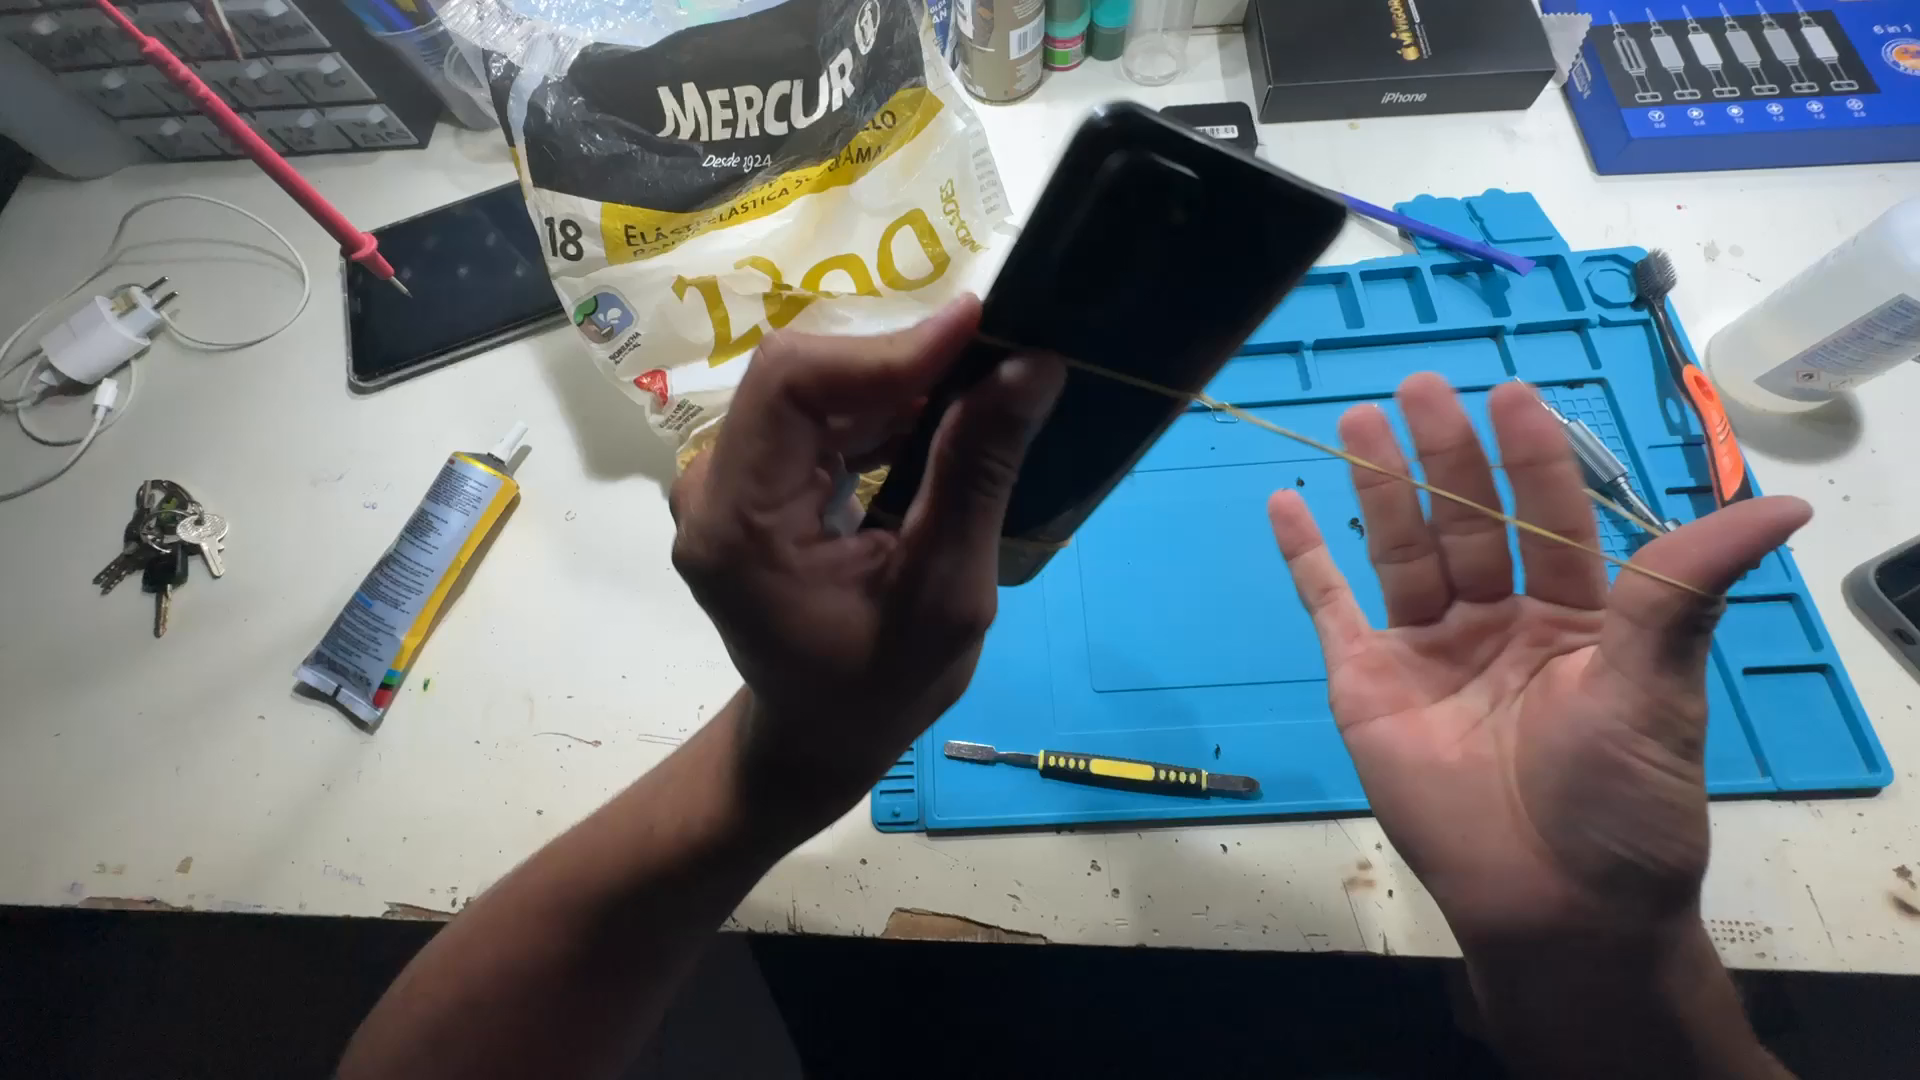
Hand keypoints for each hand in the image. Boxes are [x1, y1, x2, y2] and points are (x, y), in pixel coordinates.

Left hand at [670, 296, 1063, 820]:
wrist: (819, 733)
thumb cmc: (881, 689)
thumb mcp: (945, 593)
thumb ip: (975, 476)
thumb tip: (1029, 365)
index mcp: (738, 523)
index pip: (794, 384)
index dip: (889, 349)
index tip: (982, 331)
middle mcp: (712, 487)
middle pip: (802, 378)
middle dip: (903, 365)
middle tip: (996, 363)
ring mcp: (724, 482)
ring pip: (812, 389)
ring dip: (898, 385)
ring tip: (979, 390)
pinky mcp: (749, 483)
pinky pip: (814, 418)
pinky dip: (880, 412)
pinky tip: (936, 422)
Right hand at [1266, 374, 1809, 945]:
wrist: (1540, 897)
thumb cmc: (1616, 802)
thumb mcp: (1653, 696)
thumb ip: (1677, 597)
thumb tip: (1775, 503)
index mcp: (1576, 617)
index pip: (1551, 518)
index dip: (1531, 457)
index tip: (1510, 395)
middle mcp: (1495, 618)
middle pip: (1463, 521)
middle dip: (1443, 454)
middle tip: (1417, 390)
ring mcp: (1421, 644)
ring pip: (1395, 549)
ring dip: (1374, 487)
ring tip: (1357, 423)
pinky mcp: (1362, 674)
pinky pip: (1328, 604)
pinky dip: (1305, 556)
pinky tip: (1286, 505)